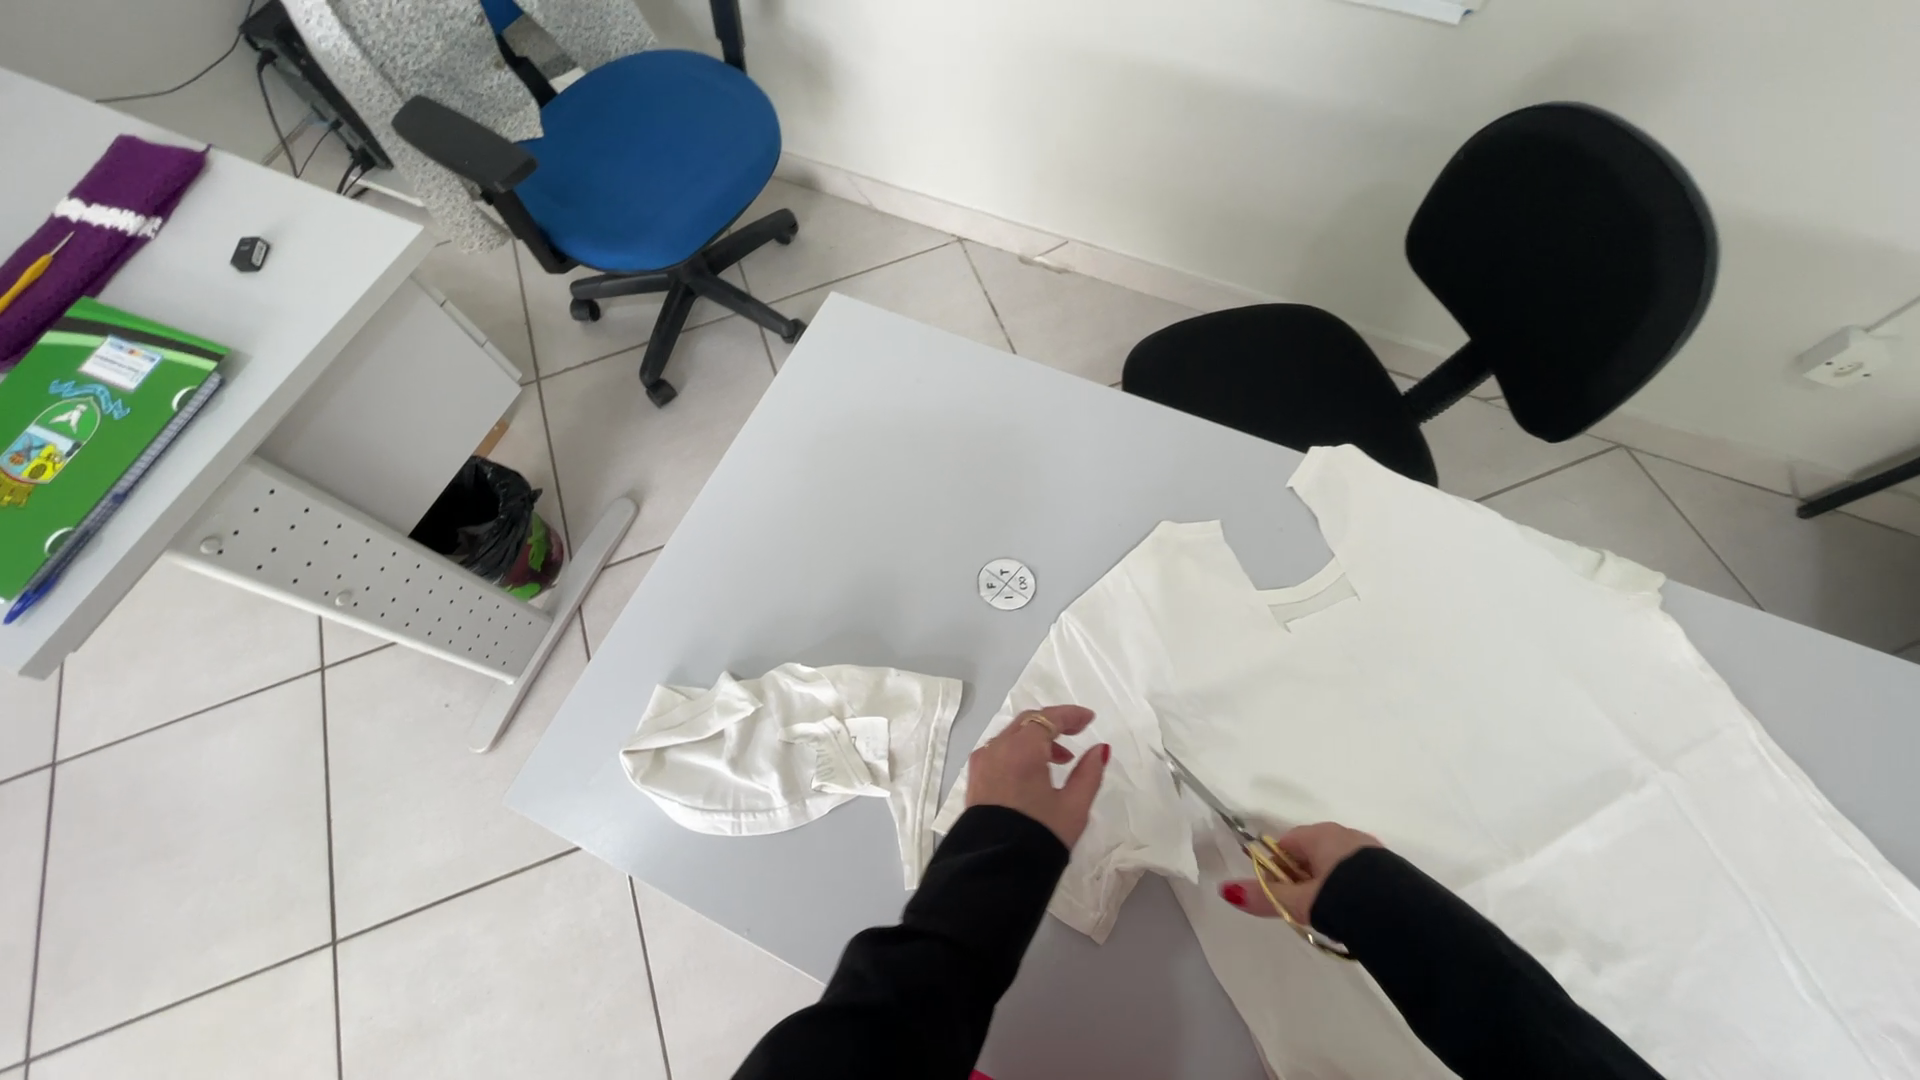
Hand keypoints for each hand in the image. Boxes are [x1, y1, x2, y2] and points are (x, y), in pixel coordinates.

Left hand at [965, 705, 1109, 847]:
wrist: (995, 870)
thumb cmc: (1039, 835)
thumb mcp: (1073, 807)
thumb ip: (1089, 773)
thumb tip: (1100, 748)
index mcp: (1021, 749)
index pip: (1047, 719)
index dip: (1070, 715)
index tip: (1089, 719)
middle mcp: (997, 748)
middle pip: (1027, 722)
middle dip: (1053, 723)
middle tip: (1076, 732)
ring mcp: (982, 762)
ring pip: (1011, 736)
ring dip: (1036, 739)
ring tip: (1061, 759)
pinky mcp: (975, 778)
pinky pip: (999, 751)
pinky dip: (1019, 751)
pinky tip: (1035, 771)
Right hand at [1219, 822, 1381, 925]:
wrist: (1406, 918)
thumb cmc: (1344, 898)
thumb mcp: (1300, 901)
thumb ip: (1265, 896)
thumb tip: (1224, 889)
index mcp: (1320, 833)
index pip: (1284, 844)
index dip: (1276, 869)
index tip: (1279, 895)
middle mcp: (1345, 834)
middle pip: (1311, 856)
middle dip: (1303, 880)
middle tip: (1303, 910)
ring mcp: (1372, 852)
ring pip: (1337, 868)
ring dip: (1328, 888)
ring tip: (1330, 919)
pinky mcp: (1393, 872)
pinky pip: (1360, 879)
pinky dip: (1352, 894)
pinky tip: (1356, 917)